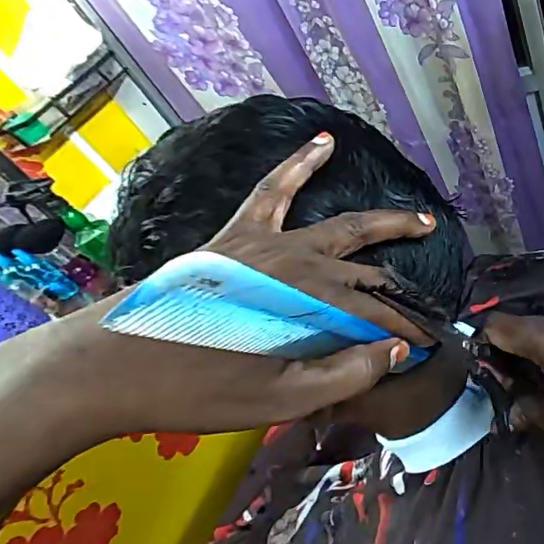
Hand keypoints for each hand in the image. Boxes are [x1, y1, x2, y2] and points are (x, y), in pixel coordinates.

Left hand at [0, 132, 437, 442]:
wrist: (113, 364)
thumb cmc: (194, 391)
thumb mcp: (276, 400)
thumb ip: (342, 373)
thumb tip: (395, 351)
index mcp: (310, 307)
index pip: (377, 318)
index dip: (405, 335)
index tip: (424, 350)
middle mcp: (298, 265)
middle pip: (366, 274)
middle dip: (402, 290)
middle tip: (431, 303)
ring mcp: (266, 243)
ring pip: (339, 227)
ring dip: (383, 223)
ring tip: (420, 219)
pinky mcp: (235, 234)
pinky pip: (273, 191)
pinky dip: (299, 165)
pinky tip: (322, 143)